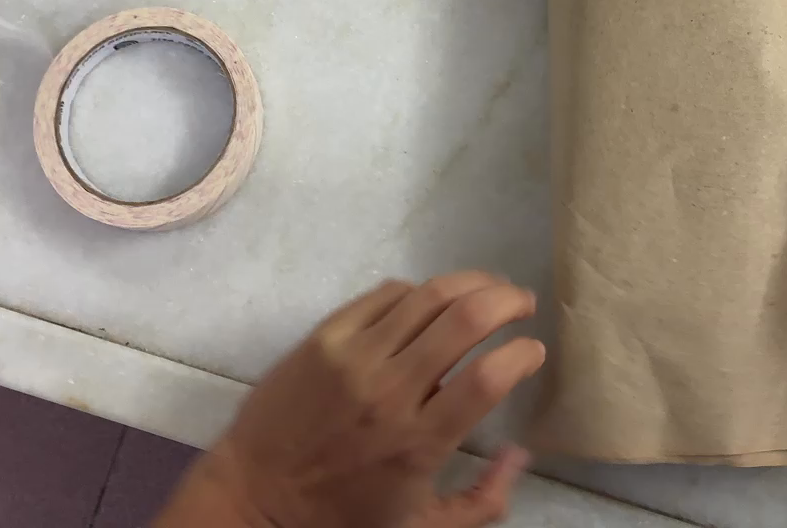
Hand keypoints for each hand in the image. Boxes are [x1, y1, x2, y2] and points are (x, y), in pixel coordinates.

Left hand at [156, 272, 546, 527]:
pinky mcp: (326, 334)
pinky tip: (432, 298)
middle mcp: (391, 389)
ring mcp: (355, 355)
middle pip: (465, 319)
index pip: (489, 377)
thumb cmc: (342, 518)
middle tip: (523, 302)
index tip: (533, 349)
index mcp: (419, 442)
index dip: (523, 353)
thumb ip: (483, 502)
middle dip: (508, 300)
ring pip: (428, 294)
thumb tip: (523, 452)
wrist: (254, 498)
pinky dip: (420, 290)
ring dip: (471, 282)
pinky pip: (386, 293)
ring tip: (490, 286)